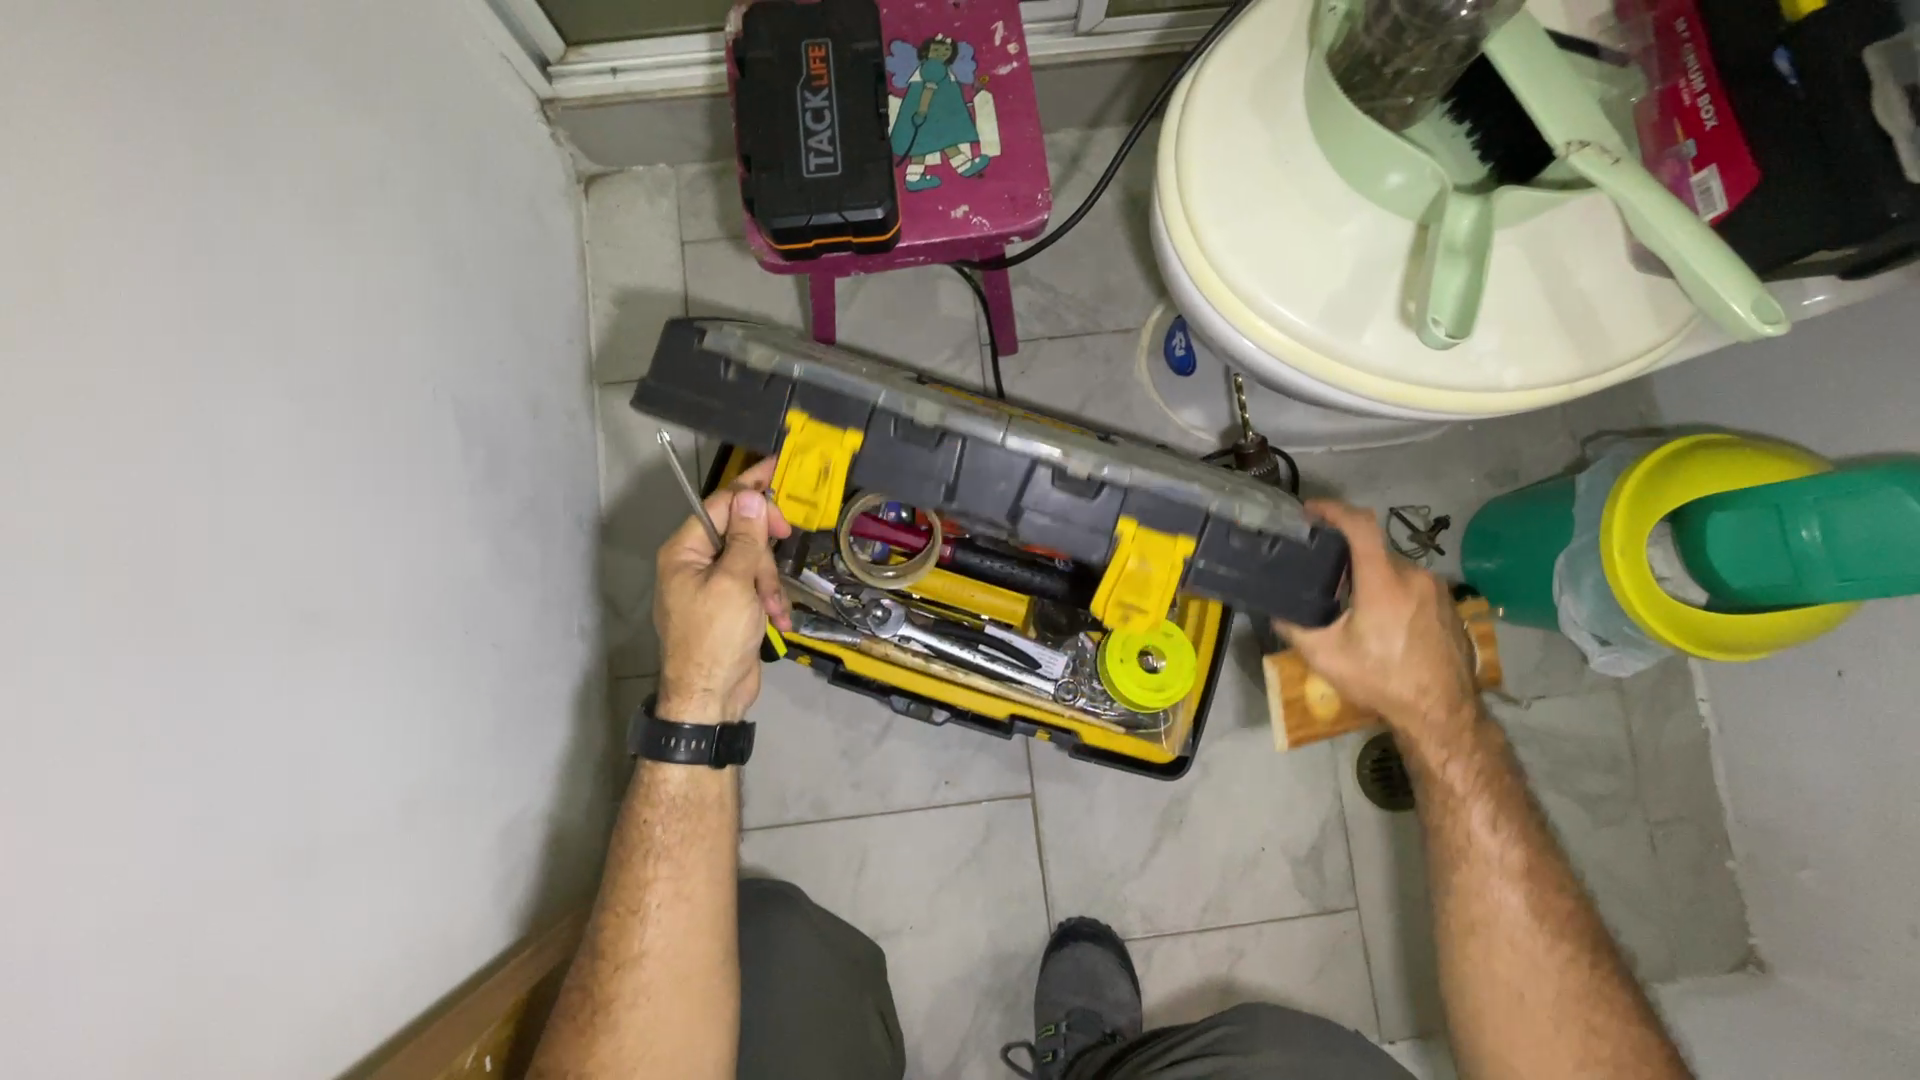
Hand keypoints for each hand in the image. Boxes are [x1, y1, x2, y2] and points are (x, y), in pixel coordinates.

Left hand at [653, 457, 794, 723]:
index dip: (751, 489)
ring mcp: (713, 586)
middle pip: (742, 533)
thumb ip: (746, 539)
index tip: (779, 471)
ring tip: (772, 609)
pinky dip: (769, 602)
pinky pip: (755, 589)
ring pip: (754, 562)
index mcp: (685, 551)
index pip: (721, 505)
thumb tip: (751, 497)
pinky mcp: (730, 608)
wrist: (709, 698)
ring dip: (769, 584)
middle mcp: (696, 563)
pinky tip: (777, 620)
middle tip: (780, 556)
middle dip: (764, 552)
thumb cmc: (715, 637)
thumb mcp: (734, 583)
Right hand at [1275, 500, 1479, 747]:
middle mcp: (1414, 576)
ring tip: (1352, 602)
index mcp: (1383, 582)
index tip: (1310, 510)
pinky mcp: (1449, 605)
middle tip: (1324, 573)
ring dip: (1371, 576)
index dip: (1333, 510)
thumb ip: (1296, 627)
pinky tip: (1382, 621)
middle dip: (1347, 556)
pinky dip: (1392, 591)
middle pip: (1374, 550)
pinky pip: (1413, 586)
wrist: (1442, 712)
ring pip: (1394, 568)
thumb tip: (1277, 610)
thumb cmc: (1381, 681)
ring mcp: (1437, 589)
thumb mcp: (1326, 657)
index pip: (1359, 526)